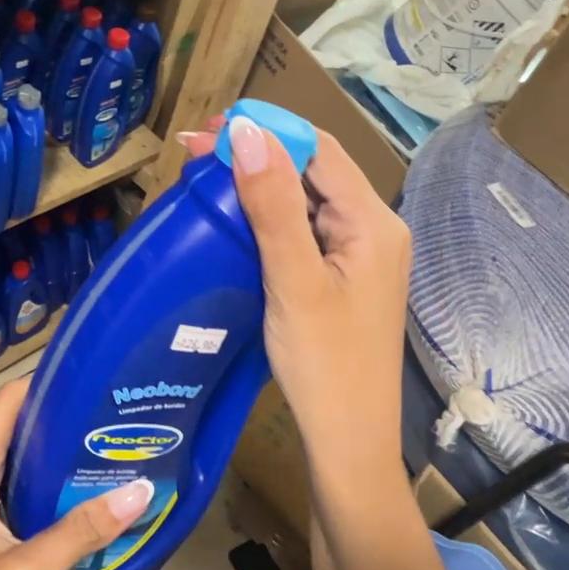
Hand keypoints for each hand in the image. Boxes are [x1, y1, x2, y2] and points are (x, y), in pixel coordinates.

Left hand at [0, 376, 154, 569]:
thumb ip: (83, 530)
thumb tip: (140, 490)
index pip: (8, 401)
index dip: (47, 382)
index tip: (91, 380)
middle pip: (10, 417)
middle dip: (56, 409)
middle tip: (108, 411)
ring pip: (8, 443)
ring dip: (47, 438)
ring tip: (99, 437)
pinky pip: (3, 467)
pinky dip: (34, 464)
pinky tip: (70, 477)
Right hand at [180, 115, 410, 484]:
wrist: (348, 442)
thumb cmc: (323, 365)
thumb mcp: (293, 281)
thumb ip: (272, 205)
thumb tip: (247, 132)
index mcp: (373, 223)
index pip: (319, 149)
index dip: (267, 129)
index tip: (210, 127)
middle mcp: (373, 229)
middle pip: (314, 171)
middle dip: (257, 153)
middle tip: (195, 150)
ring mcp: (359, 255)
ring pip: (306, 200)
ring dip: (259, 183)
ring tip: (205, 176)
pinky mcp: (341, 277)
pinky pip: (304, 230)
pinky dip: (268, 217)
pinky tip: (234, 218)